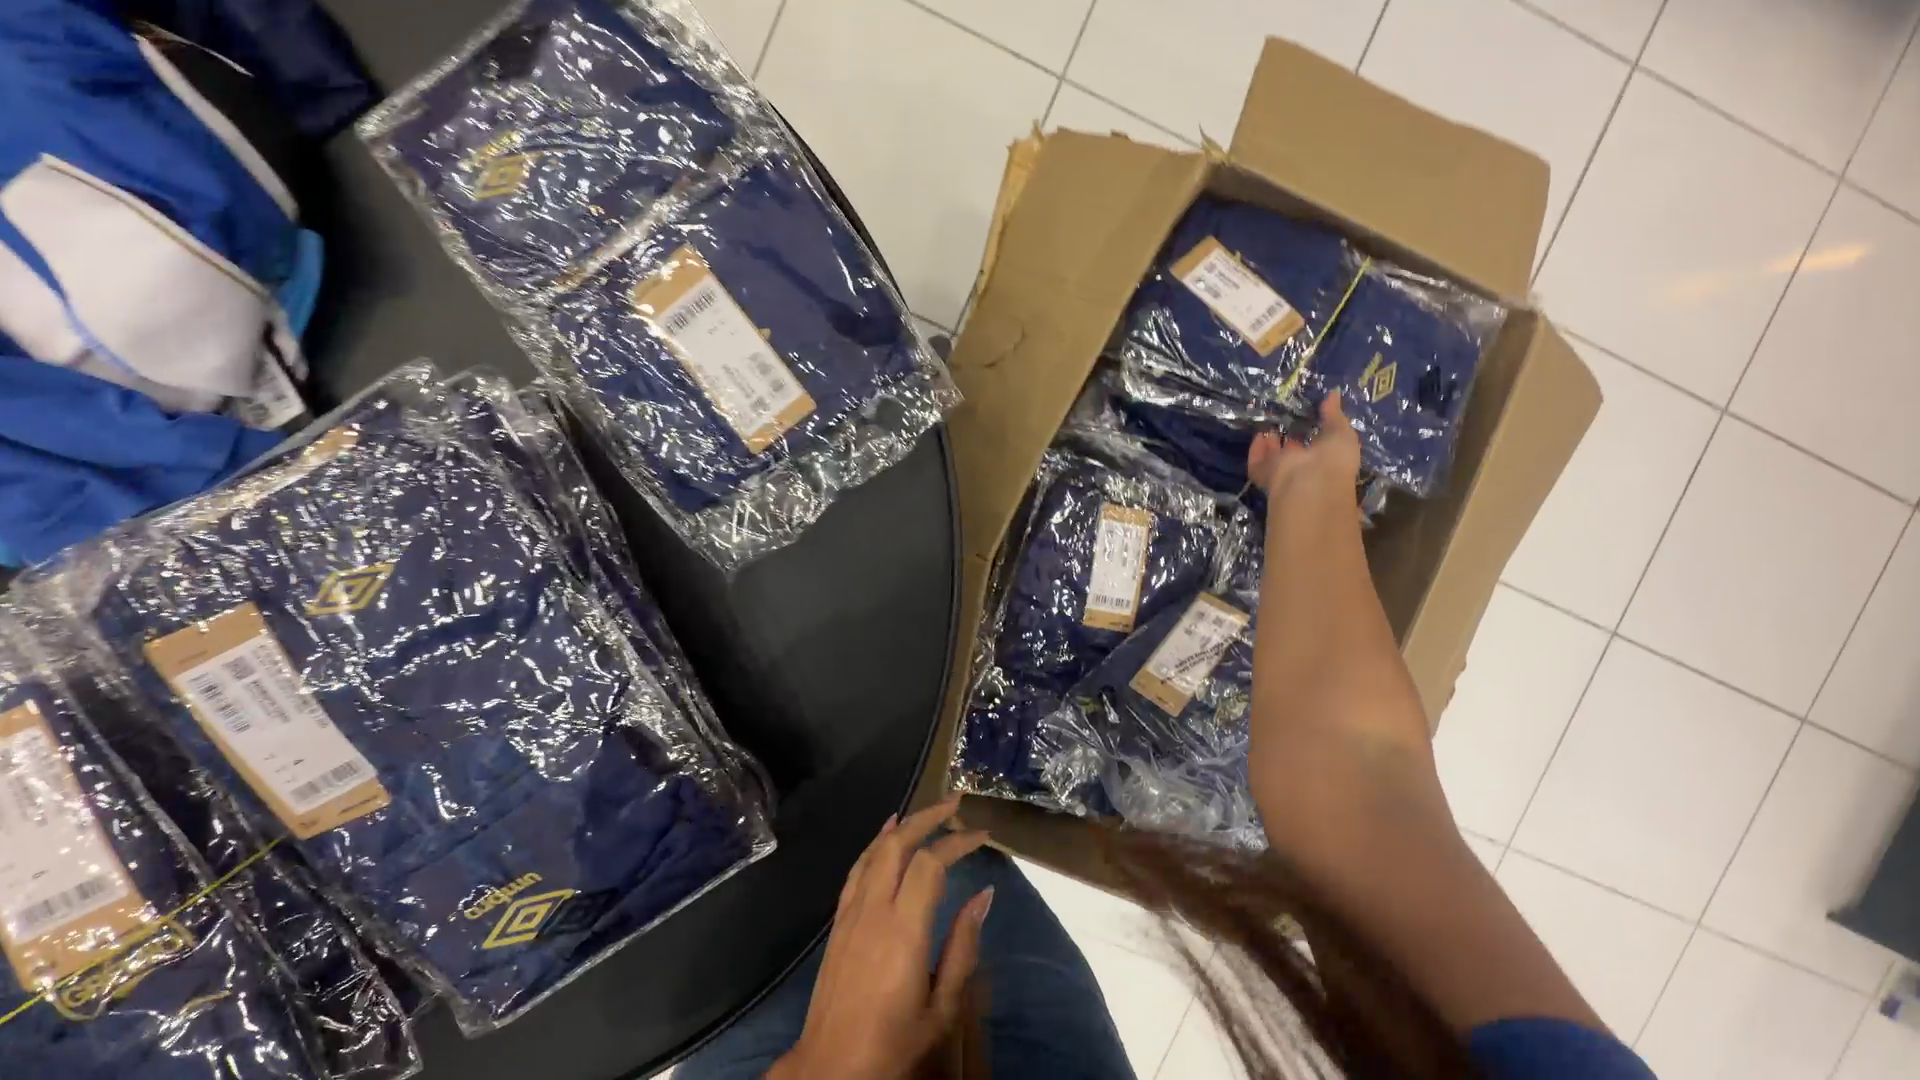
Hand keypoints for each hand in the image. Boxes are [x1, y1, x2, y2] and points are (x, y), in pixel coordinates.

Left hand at [767, 797, 993, 1079]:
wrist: (829, 1067)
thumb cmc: (894, 1043)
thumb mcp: (942, 1007)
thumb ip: (963, 947)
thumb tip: (984, 896)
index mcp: (903, 929)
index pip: (930, 864)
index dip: (957, 842)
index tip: (982, 835)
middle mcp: (873, 910)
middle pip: (898, 844)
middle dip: (927, 817)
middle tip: (956, 803)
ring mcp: (850, 913)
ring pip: (874, 852)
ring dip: (901, 825)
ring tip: (925, 811)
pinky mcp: (838, 923)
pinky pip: (857, 870)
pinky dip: (874, 846)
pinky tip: (884, 837)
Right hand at [1246, 391, 1361, 500]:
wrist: (1310, 483)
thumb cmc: (1334, 458)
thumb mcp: (1341, 432)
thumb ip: (1334, 414)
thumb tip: (1333, 393)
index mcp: (1328, 459)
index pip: (1320, 444)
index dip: (1315, 431)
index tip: (1310, 415)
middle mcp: (1305, 467)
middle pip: (1296, 451)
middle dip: (1291, 438)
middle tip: (1284, 418)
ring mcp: (1284, 473)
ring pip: (1275, 457)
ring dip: (1271, 443)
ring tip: (1269, 423)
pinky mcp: (1265, 475)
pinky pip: (1257, 462)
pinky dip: (1256, 450)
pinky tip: (1258, 434)